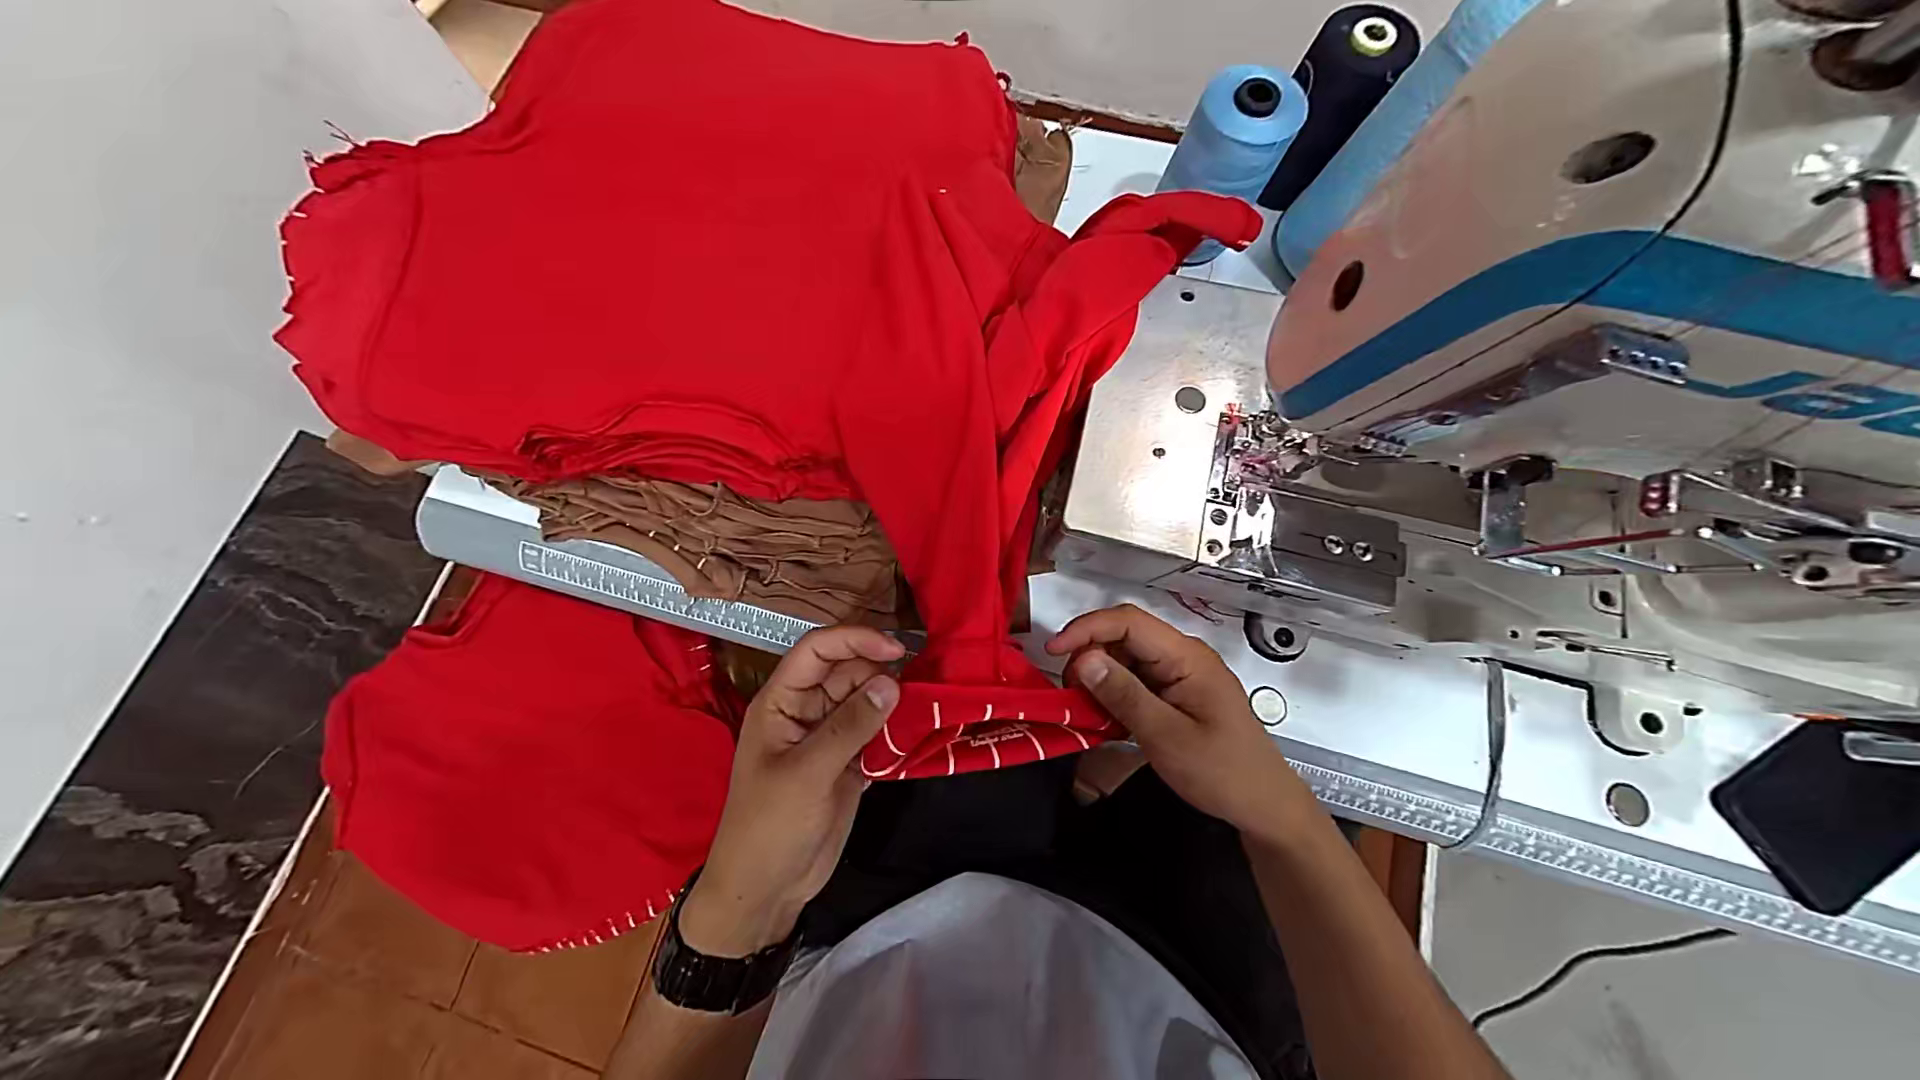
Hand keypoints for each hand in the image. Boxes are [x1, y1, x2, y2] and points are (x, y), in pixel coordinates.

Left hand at [678, 626, 902, 956]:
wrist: (766, 890)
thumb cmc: (770, 826)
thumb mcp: (808, 773)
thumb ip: (850, 726)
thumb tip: (891, 683)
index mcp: (781, 702)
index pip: (816, 650)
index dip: (853, 640)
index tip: (895, 648)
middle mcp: (805, 711)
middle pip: (846, 671)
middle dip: (879, 669)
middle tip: (917, 682)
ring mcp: (828, 736)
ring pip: (865, 699)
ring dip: (891, 698)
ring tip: (922, 703)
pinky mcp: (849, 760)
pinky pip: (875, 730)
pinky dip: (894, 728)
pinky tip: (917, 728)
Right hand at [1045, 604, 1315, 842]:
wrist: (1264, 807)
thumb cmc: (1224, 773)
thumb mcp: (1167, 736)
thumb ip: (1124, 695)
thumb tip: (1084, 659)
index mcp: (1187, 657)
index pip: (1128, 621)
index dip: (1086, 628)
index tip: (1054, 651)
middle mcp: (1183, 657)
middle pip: (1123, 636)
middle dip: (1089, 656)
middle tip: (1070, 693)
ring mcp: (1180, 674)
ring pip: (1124, 658)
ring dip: (1098, 678)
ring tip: (1085, 710)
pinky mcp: (1175, 693)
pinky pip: (1134, 680)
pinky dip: (1112, 694)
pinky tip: (1104, 719)